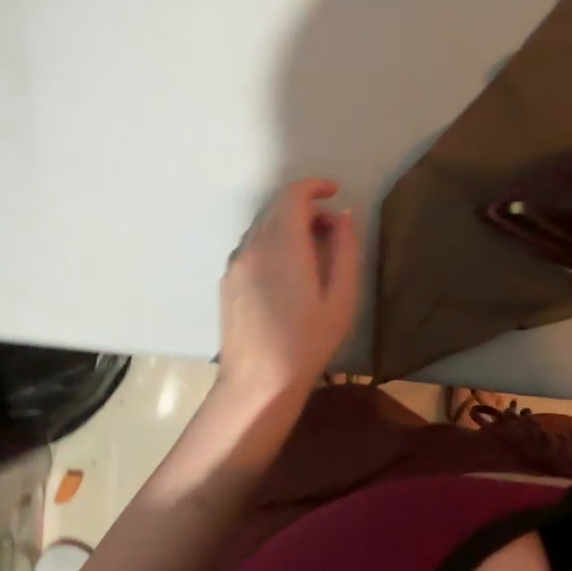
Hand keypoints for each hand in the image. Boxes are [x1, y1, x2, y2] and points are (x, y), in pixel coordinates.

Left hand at [218, 178, 359, 403]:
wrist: (258, 384)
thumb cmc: (307, 341)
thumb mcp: (342, 297)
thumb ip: (344, 248)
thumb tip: (343, 216)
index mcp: (282, 243)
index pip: (292, 194)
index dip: (315, 186)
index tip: (335, 193)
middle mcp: (252, 245)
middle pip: (276, 206)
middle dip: (305, 207)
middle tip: (332, 229)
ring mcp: (235, 263)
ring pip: (262, 225)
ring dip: (287, 225)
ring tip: (313, 252)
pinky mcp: (227, 281)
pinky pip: (251, 246)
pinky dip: (272, 242)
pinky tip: (288, 272)